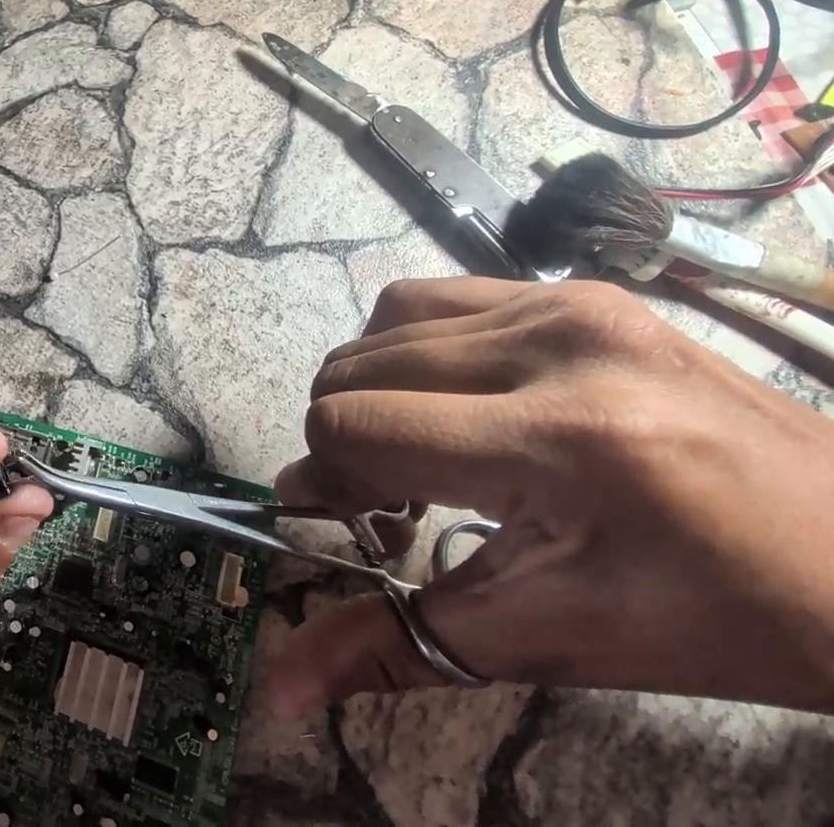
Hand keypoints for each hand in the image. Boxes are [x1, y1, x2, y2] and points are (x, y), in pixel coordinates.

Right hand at [264, 277, 833, 718]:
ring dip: (369, 395)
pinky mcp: (579, 293)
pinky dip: (405, 351)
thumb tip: (277, 690)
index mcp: (562, 441)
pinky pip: (431, 302)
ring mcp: (572, 306)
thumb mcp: (539, 641)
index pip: (354, 427)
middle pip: (353, 374)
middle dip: (346, 444)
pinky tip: (446, 399)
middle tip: (392, 500)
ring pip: (378, 332)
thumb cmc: (706, 617)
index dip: (325, 479)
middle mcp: (562, 348)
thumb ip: (389, 648)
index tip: (351, 520)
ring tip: (418, 447)